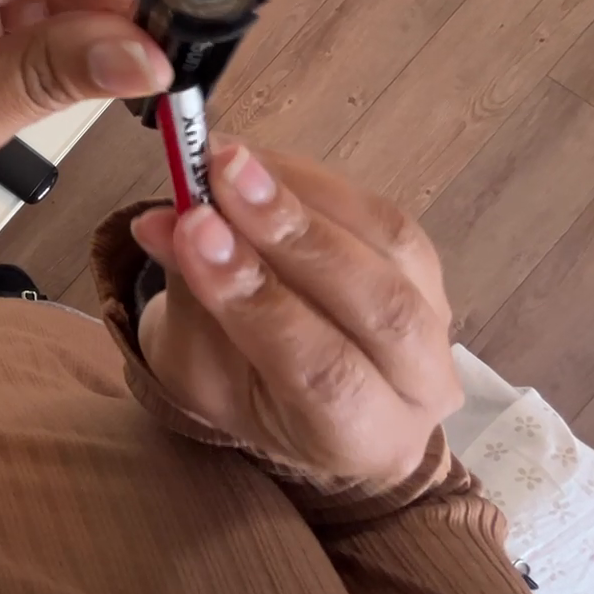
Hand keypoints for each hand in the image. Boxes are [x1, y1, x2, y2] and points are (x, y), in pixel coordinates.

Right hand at [130, 142, 461, 482]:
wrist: (276, 380)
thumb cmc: (232, 382)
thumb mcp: (191, 360)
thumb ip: (189, 291)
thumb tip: (158, 221)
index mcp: (355, 438)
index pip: (321, 371)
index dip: (256, 296)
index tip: (194, 229)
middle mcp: (418, 385)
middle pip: (379, 306)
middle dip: (291, 230)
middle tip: (220, 171)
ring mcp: (435, 319)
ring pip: (390, 248)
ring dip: (301, 192)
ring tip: (226, 155)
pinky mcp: (421, 264)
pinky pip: (379, 213)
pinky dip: (310, 178)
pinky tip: (252, 158)